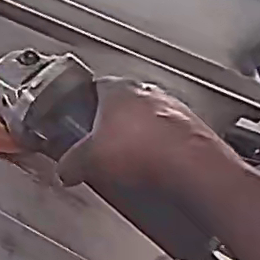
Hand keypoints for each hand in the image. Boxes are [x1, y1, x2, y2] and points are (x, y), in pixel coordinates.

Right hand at [57, 78, 240, 194]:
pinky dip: (161, 153)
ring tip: (129, 166)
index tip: (79, 120)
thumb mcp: (88, 161)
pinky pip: (170, 140)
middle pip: (123, 107)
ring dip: (140, 139)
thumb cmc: (143, 150)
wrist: (189, 165)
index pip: (94, 88)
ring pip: (149, 121)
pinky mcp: (193, 131)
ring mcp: (174, 110)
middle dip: (113, 128)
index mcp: (119, 89)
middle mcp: (149, 93)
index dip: (84, 106)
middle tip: (103, 150)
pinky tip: (154, 171)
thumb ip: (71, 163)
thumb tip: (66, 169)